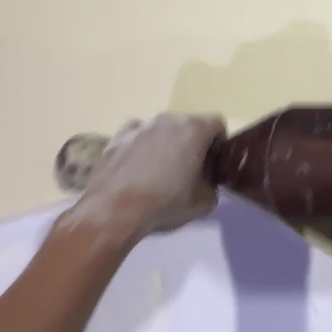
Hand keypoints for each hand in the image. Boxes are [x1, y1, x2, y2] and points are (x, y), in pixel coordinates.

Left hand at [65, 112, 223, 240]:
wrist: (113, 212)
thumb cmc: (165, 203)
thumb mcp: (204, 203)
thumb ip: (211, 186)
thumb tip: (205, 183)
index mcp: (195, 129)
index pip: (218, 125)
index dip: (219, 145)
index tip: (212, 165)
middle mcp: (168, 120)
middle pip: (189, 126)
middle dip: (192, 144)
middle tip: (188, 171)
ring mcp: (140, 127)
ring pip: (161, 130)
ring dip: (165, 145)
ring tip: (158, 173)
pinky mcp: (116, 138)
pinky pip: (136, 136)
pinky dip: (139, 147)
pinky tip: (135, 168)